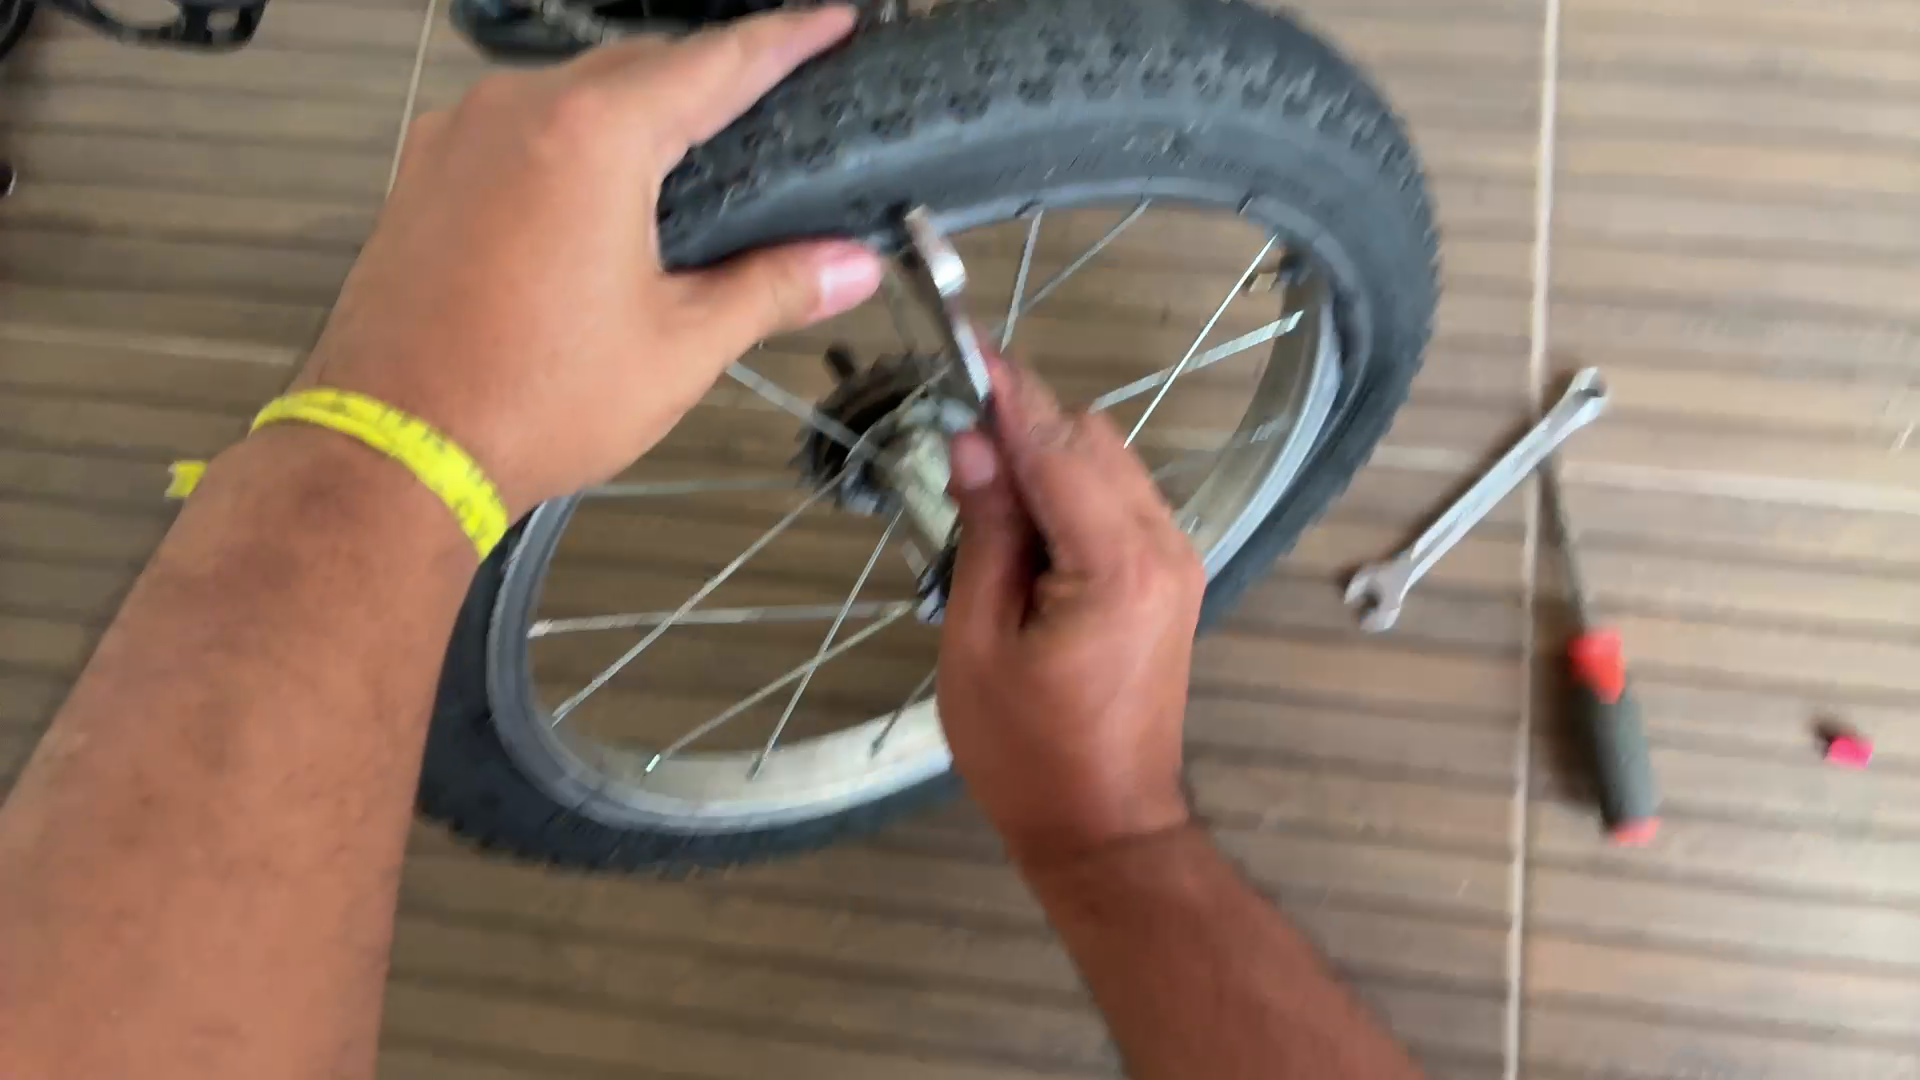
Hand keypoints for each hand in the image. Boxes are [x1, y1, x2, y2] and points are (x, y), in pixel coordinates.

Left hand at [295, 7, 882, 514]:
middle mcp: (514, 112)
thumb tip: (852, 267)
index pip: (712, 65)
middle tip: (775, 98)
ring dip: (648, 113)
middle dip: (714, 75)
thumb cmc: (544, 398)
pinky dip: (588, 145)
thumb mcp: (685, 345)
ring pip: (578, 97)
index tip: (830, 21)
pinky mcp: (430, 177)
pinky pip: (528, 132)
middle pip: (640, 68)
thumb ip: (773, 288)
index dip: (783, 40)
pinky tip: (615, 194)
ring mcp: (459, 138)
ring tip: (703, 152)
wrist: (400, 449)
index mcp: (591, 139)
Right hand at [937, 359, 1204, 869]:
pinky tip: (1028, 519)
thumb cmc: (1026, 751)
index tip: (964, 342)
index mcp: (1115, 563)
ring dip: (1047, 454)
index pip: (1055, 444)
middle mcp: (1163, 545)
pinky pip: (1120, 499)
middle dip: (1023, 422)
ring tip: (984, 484)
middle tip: (956, 437)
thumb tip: (972, 443)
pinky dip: (1072, 487)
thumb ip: (985, 531)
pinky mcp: (1174, 577)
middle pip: (1091, 438)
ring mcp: (1178, 559)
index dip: (1006, 389)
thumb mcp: (979, 641)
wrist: (1107, 825)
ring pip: (1110, 461)